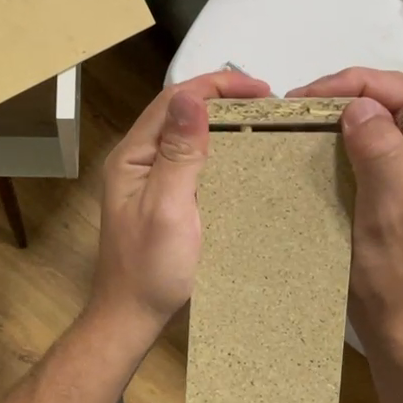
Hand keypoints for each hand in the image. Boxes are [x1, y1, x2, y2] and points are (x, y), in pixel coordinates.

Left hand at [89, 69, 271, 340]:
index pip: (173, 100)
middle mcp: (138, 161)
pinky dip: (220, 153)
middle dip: (223, 100)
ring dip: (223, 125)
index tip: (263, 92)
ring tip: (264, 126)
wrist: (132, 316)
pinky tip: (245, 160)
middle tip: (270, 108)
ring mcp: (149, 181)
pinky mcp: (164, 200)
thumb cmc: (149, 269)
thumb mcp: (167, 208)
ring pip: (188, 136)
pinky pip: (193, 163)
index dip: (217, 86)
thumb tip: (192, 96)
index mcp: (132, 156)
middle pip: (180, 113)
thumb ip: (179, 154)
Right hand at [287, 69, 402, 340]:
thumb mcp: (390, 210)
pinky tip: (312, 145)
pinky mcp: (392, 183)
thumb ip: (381, 153)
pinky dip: (338, 140)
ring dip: (338, 116)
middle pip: (390, 101)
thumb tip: (359, 105)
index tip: (306, 96)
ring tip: (299, 120)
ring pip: (377, 121)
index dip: (356, 85)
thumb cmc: (395, 271)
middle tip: (295, 107)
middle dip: (343, 96)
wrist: (395, 318)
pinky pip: (367, 147)